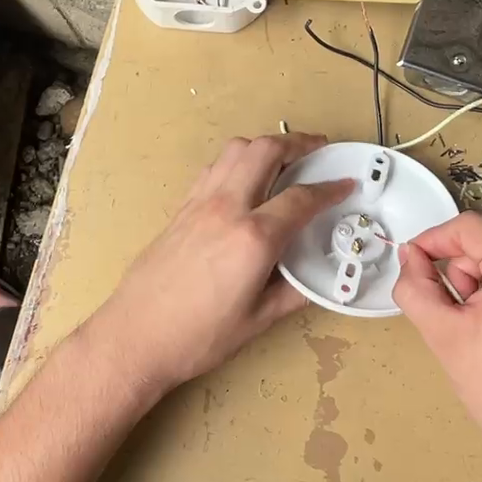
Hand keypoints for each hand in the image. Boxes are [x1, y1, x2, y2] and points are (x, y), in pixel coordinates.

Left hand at [85, 132, 352, 393]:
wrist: (135, 337)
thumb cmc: (197, 337)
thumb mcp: (259, 320)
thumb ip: (295, 292)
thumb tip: (320, 277)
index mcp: (253, 238)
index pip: (301, 198)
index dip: (330, 188)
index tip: (346, 184)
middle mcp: (227, 209)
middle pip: (266, 151)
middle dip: (298, 143)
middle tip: (319, 149)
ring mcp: (200, 203)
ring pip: (236, 150)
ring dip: (266, 145)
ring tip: (285, 158)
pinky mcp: (182, 208)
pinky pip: (215, 167)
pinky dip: (238, 160)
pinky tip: (247, 179)